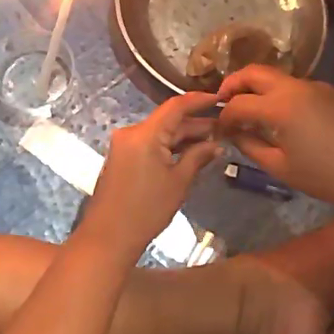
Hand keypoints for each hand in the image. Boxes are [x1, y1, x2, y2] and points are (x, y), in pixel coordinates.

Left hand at [78, 91, 222, 254]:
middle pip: (168, 120)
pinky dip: (169, 146)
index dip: (199, 100)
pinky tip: (190, 152)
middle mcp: (132, 132)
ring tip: (214, 140)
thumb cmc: (147, 209)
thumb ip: (198, 157)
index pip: (176, 106)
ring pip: (159, 132)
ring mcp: (124, 144)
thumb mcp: (178, 182)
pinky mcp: (122, 156)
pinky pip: (149, 143)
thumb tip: (216, 143)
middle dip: (196, 123)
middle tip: (225, 127)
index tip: (220, 98)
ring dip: (183, 136)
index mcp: (145, 133)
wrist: (109, 235)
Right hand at [217, 66, 333, 206]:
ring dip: (255, 87)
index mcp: (279, 107)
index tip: (217, 128)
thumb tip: (234, 133)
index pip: (238, 104)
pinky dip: (275, 93)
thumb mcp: (281, 168)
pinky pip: (292, 84)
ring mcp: (313, 85)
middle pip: (253, 72)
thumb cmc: (327, 177)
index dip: (223, 116)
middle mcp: (294, 87)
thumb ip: (251, 146)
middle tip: (223, 103)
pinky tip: (277, 116)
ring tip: (248, 111)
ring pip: (273, 76)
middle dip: (233, 84)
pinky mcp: (327, 91)